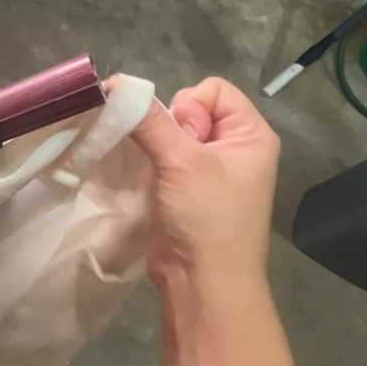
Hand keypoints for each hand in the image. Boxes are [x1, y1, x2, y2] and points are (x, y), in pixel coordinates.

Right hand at [126, 76, 279, 286]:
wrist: (202, 279)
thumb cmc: (207, 217)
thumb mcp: (182, 162)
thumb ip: (150, 121)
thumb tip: (116, 86)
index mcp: (250, 134)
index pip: (212, 89)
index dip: (188, 106)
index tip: (181, 139)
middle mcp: (232, 147)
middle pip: (187, 110)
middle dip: (167, 128)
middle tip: (169, 161)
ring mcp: (206, 170)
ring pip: (168, 135)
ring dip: (151, 147)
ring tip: (154, 173)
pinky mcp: (181, 189)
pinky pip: (159, 158)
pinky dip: (145, 163)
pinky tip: (142, 179)